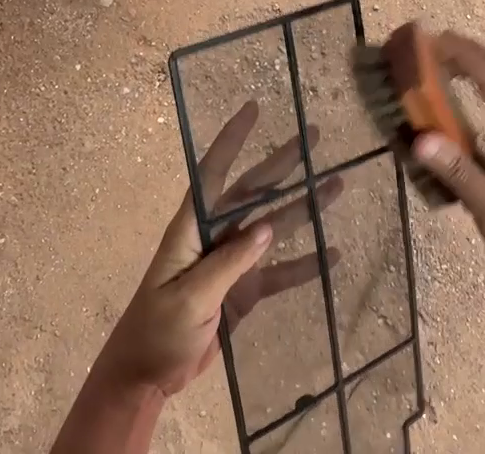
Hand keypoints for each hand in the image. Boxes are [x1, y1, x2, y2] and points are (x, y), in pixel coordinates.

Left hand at [95, 101, 343, 397]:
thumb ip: (229, 264)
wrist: (147, 376)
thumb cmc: (157, 331)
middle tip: (314, 136)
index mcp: (192, 227)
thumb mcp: (189, 297)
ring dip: (304, 207)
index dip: (231, 139)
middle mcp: (215, 235)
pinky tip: (333, 252)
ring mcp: (233, 262)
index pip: (213, 172)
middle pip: (254, 191)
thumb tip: (268, 228)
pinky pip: (279, 271)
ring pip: (274, 226)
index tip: (253, 108)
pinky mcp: (245, 290)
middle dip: (282, 163)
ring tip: (337, 186)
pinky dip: (305, 263)